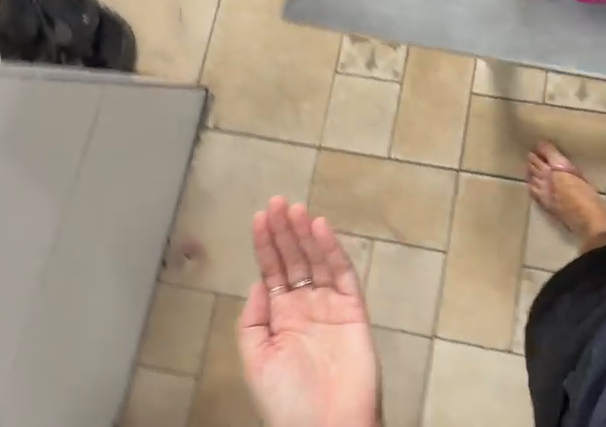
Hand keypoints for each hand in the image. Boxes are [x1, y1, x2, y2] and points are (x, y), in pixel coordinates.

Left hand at [238, 197, 379, 426]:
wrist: (328, 426)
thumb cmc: (289, 403)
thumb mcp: (257, 363)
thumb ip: (253, 323)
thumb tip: (257, 282)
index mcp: (280, 318)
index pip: (272, 272)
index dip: (266, 245)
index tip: (260, 216)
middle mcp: (305, 305)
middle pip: (293, 259)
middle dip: (284, 231)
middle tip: (278, 201)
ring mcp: (330, 305)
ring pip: (316, 260)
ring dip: (305, 234)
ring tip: (296, 209)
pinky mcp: (353, 308)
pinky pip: (341, 273)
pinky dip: (331, 250)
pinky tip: (320, 229)